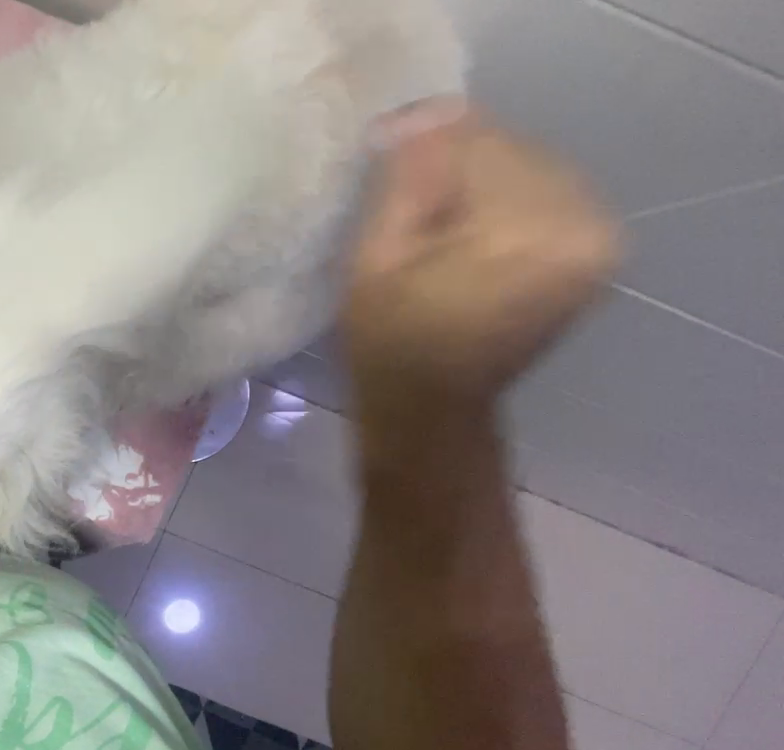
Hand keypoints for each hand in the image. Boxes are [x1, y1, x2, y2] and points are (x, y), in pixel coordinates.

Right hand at [340, 105, 620, 417]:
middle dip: (457, 171)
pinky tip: (471, 240)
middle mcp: (585, 223)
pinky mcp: (599, 250)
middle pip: (513, 153)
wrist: (429, 408)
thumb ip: (408, 184)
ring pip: (532, 171)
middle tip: (407, 214)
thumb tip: (421, 116)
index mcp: (528, 229)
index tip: (383, 176)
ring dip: (482, 187)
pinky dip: (507, 205)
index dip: (426, 150)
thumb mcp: (375, 262)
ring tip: (437, 232)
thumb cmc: (387, 344)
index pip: (480, 144)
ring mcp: (600, 238)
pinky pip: (549, 196)